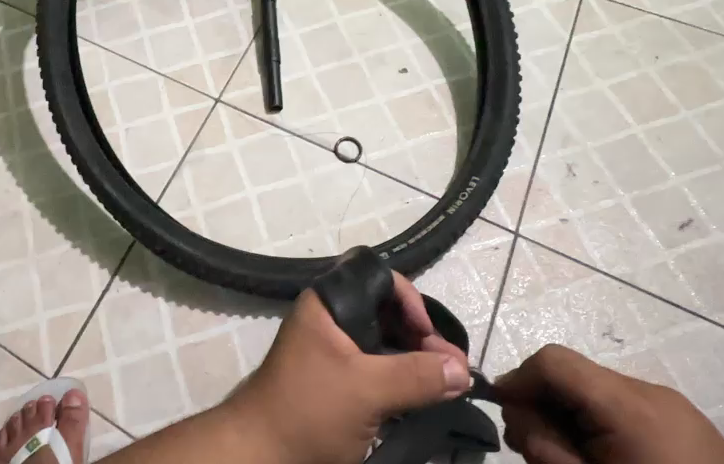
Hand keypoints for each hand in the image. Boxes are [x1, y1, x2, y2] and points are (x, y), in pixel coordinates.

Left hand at [227, 272, 472, 463]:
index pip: (377, 277)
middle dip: (422, 337)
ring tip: (448, 386)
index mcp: (328, 304)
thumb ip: (415, 376)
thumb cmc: (309, 410)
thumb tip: (463, 369)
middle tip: (455, 370)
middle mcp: (330, 319)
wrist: (261, 455)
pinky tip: (425, 396)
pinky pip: (377, 368)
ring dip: (417, 361)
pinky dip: (402, 378)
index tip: (431, 337)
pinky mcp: (337, 381)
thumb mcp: (366, 391)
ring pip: (384, 343)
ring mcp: (333, 351)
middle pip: (386, 312)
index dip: (410, 300)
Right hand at [492, 344, 723, 463]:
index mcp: (629, 406)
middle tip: (539, 454)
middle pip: (574, 376)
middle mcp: (652, 393)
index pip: (553, 362)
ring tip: (576, 462)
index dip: (519, 381)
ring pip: (599, 394)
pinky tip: (609, 463)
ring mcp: (677, 408)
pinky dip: (604, 429)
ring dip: (575, 420)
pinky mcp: (691, 427)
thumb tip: (517, 410)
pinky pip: (628, 411)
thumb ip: (544, 445)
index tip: (504, 417)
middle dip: (546, 407)